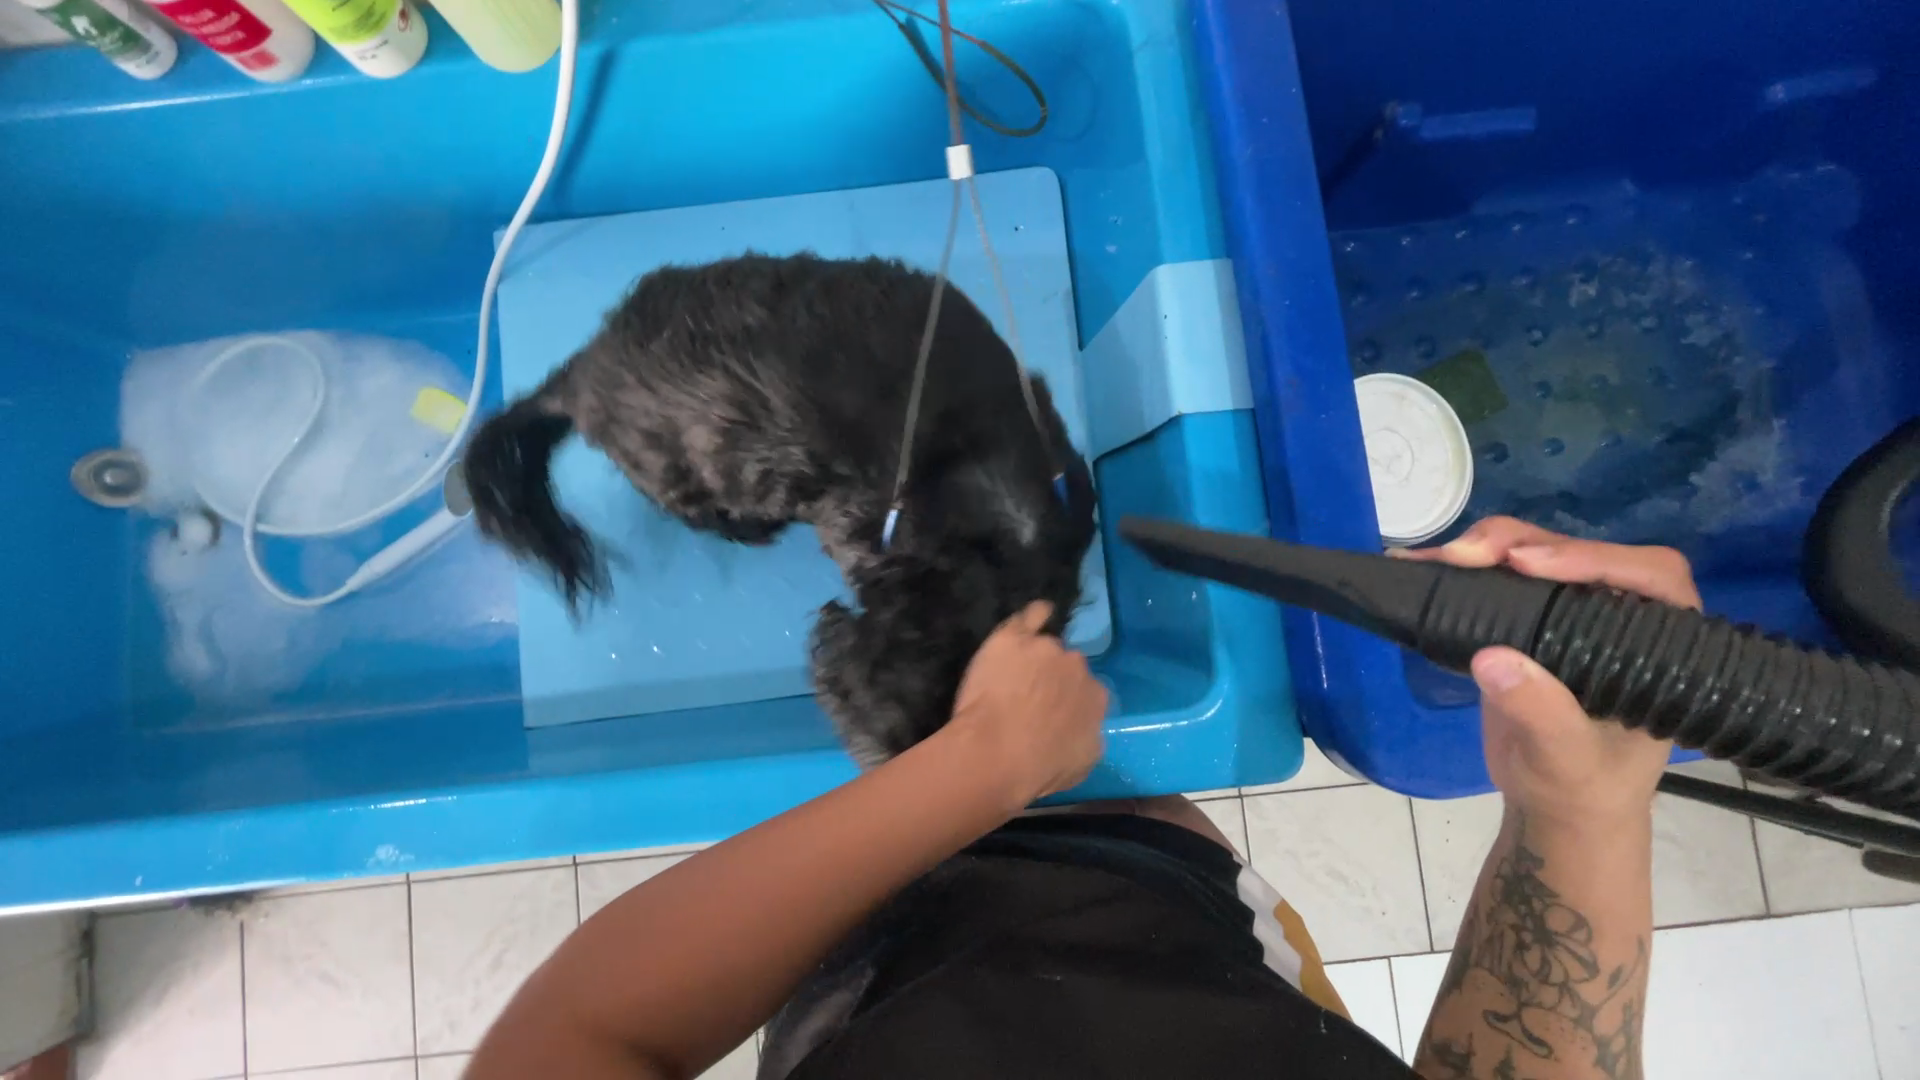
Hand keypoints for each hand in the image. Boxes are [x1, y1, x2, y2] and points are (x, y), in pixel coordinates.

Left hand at [946, 602, 1107, 805]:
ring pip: (1043, 647)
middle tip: (1030, 700)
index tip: (1053, 715)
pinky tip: (1036, 615)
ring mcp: (1043, 648)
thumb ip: (1088, 734)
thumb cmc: (1039, 768)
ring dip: (1033, 659)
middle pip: (1066, 666)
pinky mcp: (1011, 638)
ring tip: (1012, 678)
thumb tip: (1085, 724)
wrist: (997, 751)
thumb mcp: (1082, 763)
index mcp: (1096, 698)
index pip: (1087, 693)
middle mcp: (1076, 666)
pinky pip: (1029, 617)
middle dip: (1053, 680)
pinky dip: (1034, 615)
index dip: (1069, 704)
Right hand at [1396, 517, 1695, 830]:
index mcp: (1659, 644)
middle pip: (1574, 553)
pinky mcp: (1521, 625)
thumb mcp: (1567, 760)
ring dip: (1482, 549)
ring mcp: (1565, 618)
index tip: (1524, 563)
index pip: (1646, 576)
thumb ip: (1541, 712)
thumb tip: (1492, 658)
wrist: (1550, 807)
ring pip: (1530, 557)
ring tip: (1435, 559)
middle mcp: (1616, 618)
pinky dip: (1456, 569)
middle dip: (1517, 543)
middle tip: (1463, 555)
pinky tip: (1419, 565)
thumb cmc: (1580, 788)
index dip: (1589, 557)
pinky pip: (1493, 580)